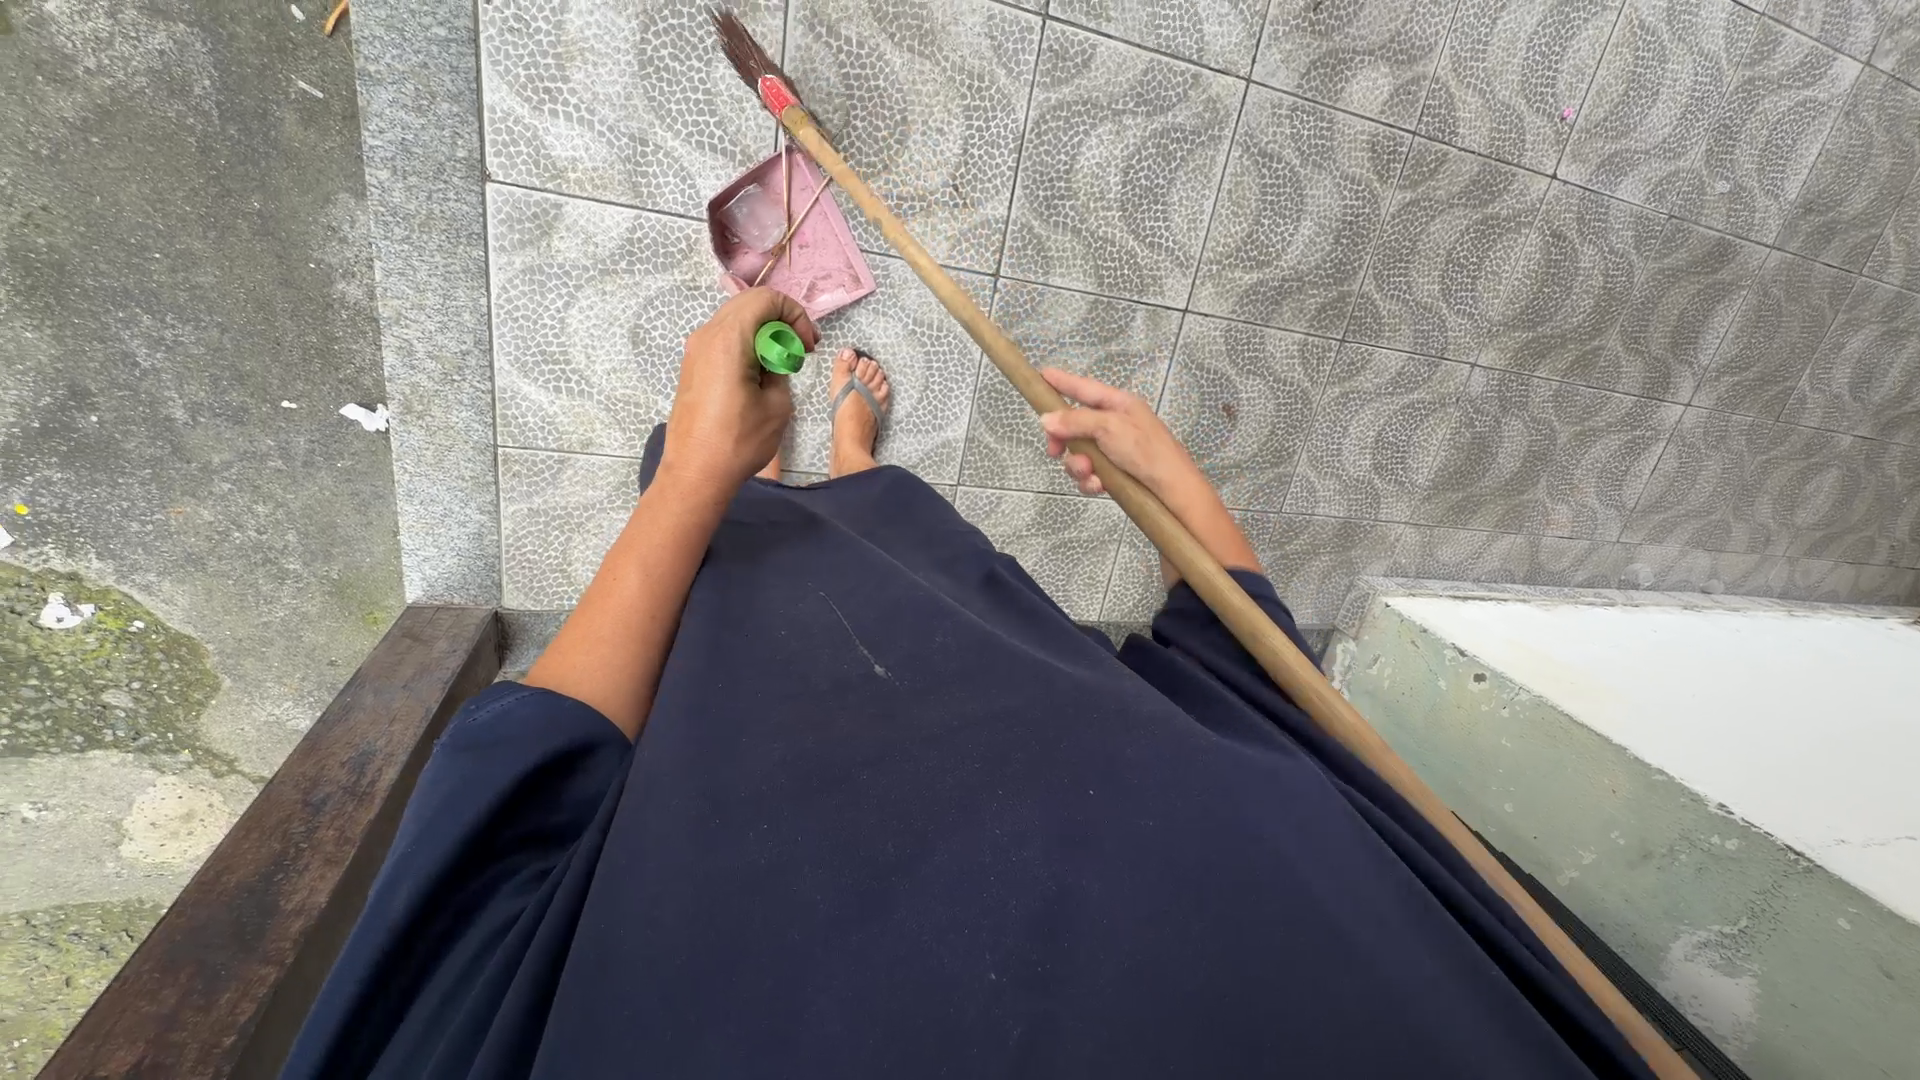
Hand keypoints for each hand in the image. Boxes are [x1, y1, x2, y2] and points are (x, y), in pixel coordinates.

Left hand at [663, 288, 818, 491]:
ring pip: (737, 320)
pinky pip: (726, 339)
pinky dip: (749, 345)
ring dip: (766, 333)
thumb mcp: (778, 404)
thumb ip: (781, 368)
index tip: (808, 346)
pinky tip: (762, 373)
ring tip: (785, 363)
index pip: (766, 299)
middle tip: (803, 349)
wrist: (696, 472)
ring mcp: (696, 349)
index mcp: (728, 339)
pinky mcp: (694, 366)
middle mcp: (707, 335)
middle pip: (750, 304)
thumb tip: (775, 357)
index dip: (796, 315)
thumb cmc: (739, 441)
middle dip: (782, 321)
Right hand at [1038, 368, 1201, 499]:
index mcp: (1117, 405)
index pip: (1084, 388)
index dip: (1062, 382)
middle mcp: (1112, 425)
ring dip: (1078, 466)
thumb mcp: (1109, 427)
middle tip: (1054, 450)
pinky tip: (1099, 486)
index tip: (1042, 375)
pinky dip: (1089, 482)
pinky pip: (1088, 475)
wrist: (1170, 490)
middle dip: (1063, 440)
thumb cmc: (1147, 450)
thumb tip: (1045, 419)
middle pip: (1073, 426)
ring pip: (1077, 455)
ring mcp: (1112, 450)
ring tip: (1090, 473)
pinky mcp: (1112, 473)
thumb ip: (1076, 421)